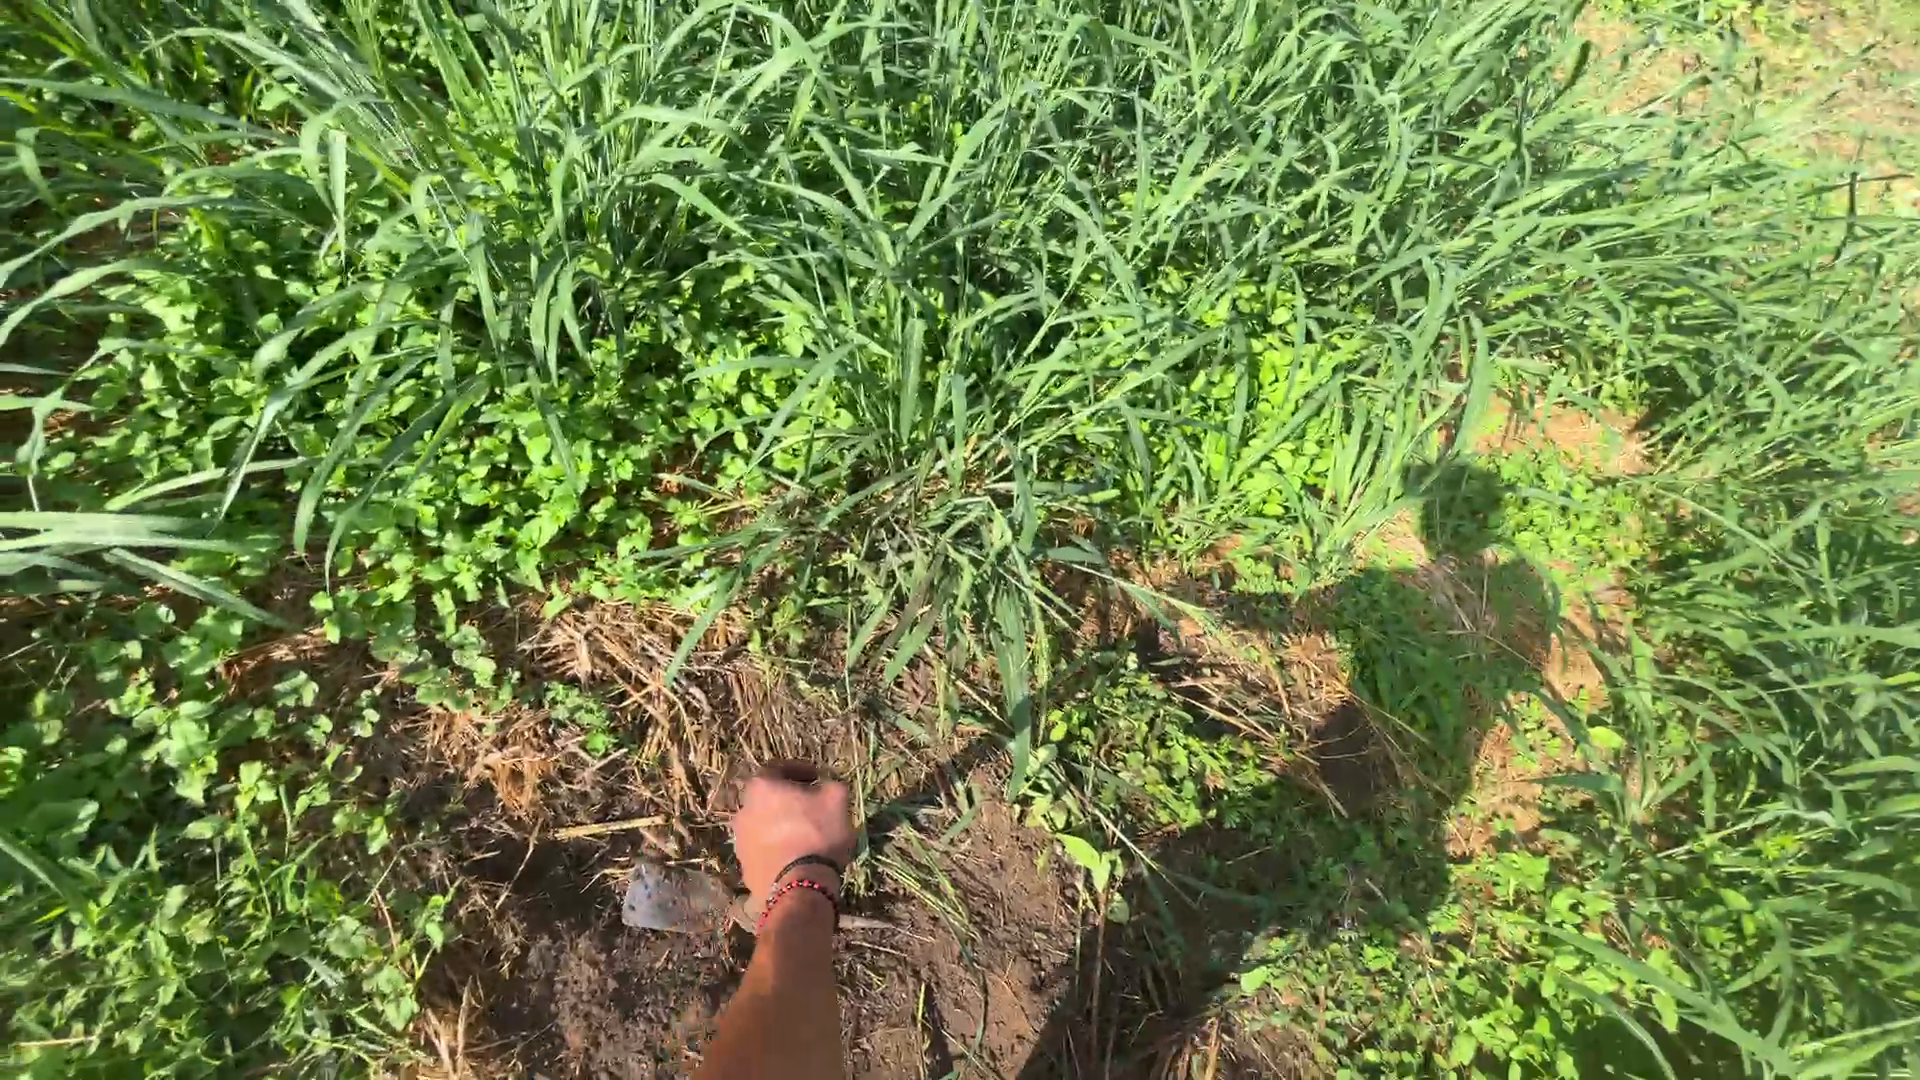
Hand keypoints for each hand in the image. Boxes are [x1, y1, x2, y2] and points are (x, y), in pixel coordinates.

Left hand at [731, 762, 854, 901]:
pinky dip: (777, 846)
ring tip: (805, 832)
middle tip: (811, 805)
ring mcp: (740, 841)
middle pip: (768, 797)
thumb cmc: (817, 833)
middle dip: (788, 799)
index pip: (778, 767)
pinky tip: (796, 854)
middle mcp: (743, 810)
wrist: (799, 888)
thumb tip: (825, 787)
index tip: (817, 778)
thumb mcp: (837, 798)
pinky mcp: (744, 867)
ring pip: (764, 824)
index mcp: (761, 787)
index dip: (800, 769)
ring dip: (781, 823)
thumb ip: (830, 784)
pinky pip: (763, 849)